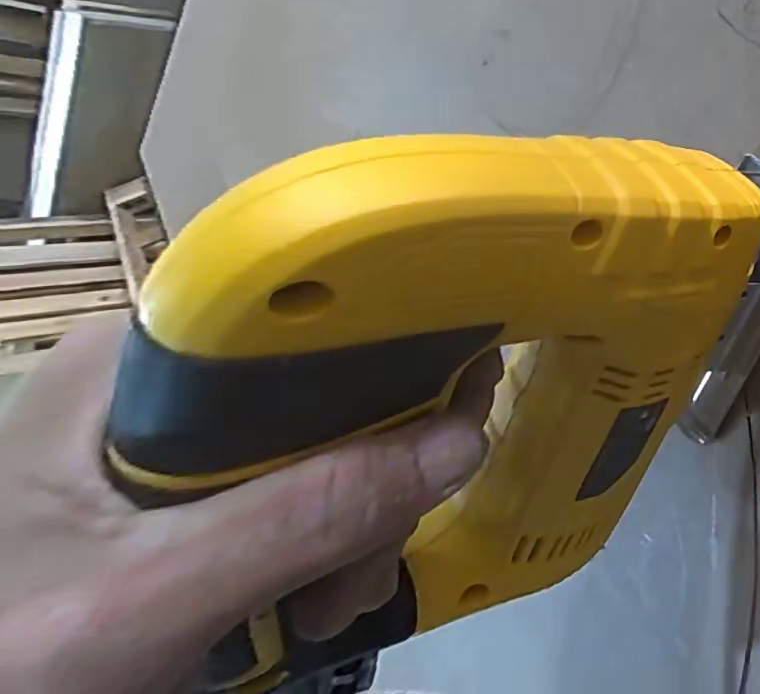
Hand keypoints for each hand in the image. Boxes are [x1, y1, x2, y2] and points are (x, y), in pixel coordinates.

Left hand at [0, 314, 499, 693]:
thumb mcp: (138, 599)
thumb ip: (299, 519)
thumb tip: (466, 441)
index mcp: (150, 357)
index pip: (327, 313)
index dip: (411, 356)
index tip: (450, 420)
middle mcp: (188, 375)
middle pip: (355, 383)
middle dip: (390, 466)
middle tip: (379, 544)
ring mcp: (204, 430)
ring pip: (354, 433)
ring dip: (374, 514)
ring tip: (339, 591)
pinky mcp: (216, 480)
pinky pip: (326, 476)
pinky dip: (346, 533)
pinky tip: (324, 585)